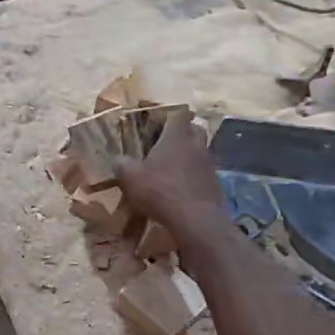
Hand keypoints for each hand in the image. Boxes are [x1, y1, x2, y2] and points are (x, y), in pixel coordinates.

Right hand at [115, 119, 225, 238]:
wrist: (195, 219)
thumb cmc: (159, 191)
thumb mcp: (130, 178)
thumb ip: (122, 164)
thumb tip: (119, 160)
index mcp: (176, 136)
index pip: (178, 115)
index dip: (168, 118)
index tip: (158, 125)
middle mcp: (196, 145)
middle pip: (194, 130)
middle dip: (183, 135)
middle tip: (167, 145)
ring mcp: (209, 164)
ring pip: (200, 152)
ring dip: (189, 157)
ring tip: (172, 171)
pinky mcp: (216, 184)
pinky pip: (203, 173)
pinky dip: (194, 177)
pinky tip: (182, 190)